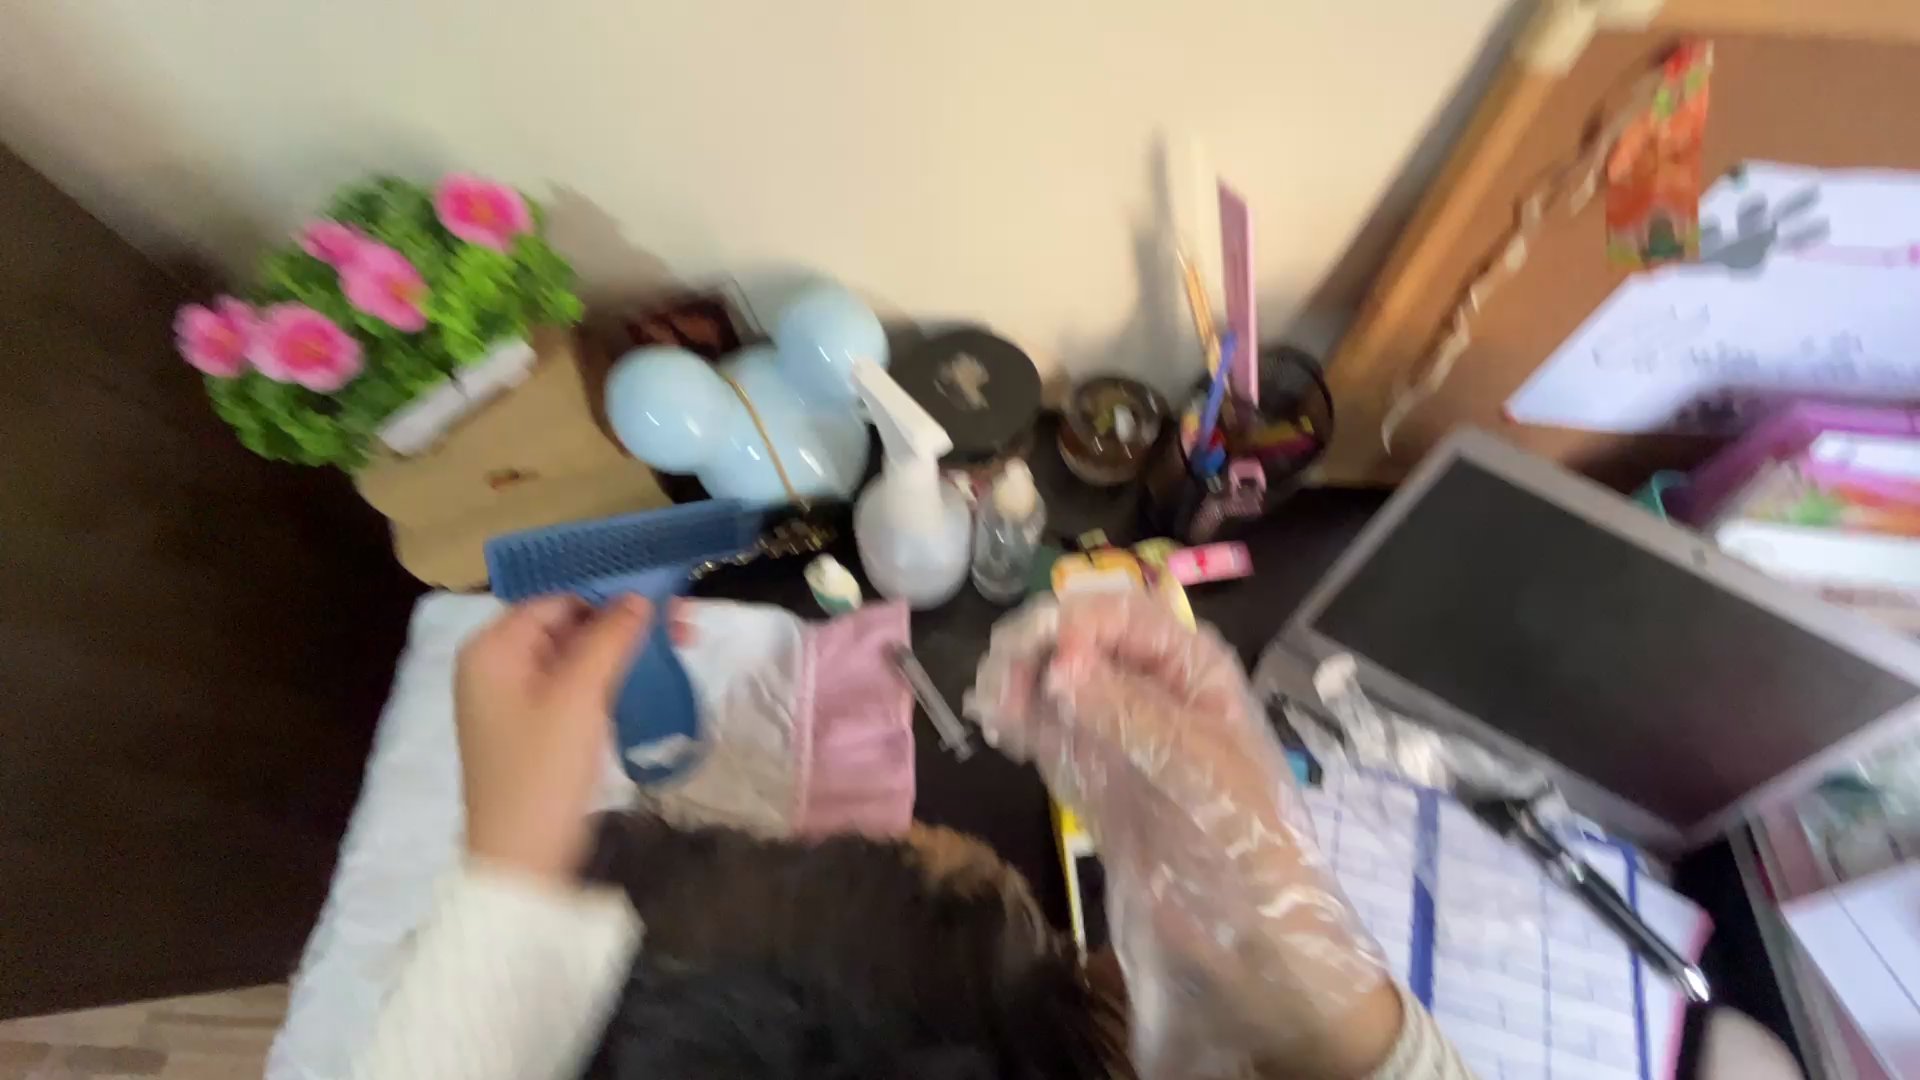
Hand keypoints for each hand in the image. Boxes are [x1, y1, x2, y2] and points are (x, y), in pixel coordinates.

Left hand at [454, 594, 654, 882]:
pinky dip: (617, 669)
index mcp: (494, 649)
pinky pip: (582, 678)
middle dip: (627, 617)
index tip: (662, 593)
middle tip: (683, 619)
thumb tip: (640, 595)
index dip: (610, 590)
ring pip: (582, 649)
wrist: (523, 856)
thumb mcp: (580, 694)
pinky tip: (655, 668)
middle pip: (572, 621)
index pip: (559, 596)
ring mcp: (521, 693)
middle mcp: (501, 663)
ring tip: (682, 638)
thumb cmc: (543, 768)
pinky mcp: (542, 719)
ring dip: (629, 642)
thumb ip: (610, 636)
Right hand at [971, 592, 1400, 1077]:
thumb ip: (1127, 712)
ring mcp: (1107, 721)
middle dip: (1032, 649)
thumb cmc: (1239, 837)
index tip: (1048, 668)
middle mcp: (1143, 680)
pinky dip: (1012, 714)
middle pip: (1073, 635)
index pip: (1119, 614)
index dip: (1076, 627)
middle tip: (1000, 687)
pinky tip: (1000, 730)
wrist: (1242, 936)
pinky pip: (1038, 719)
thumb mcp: (1194, 768)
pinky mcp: (1081, 760)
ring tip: (996, 713)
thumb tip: (1058, 663)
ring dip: (1013, 679)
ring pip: (1046, 674)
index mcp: (1187, 664)